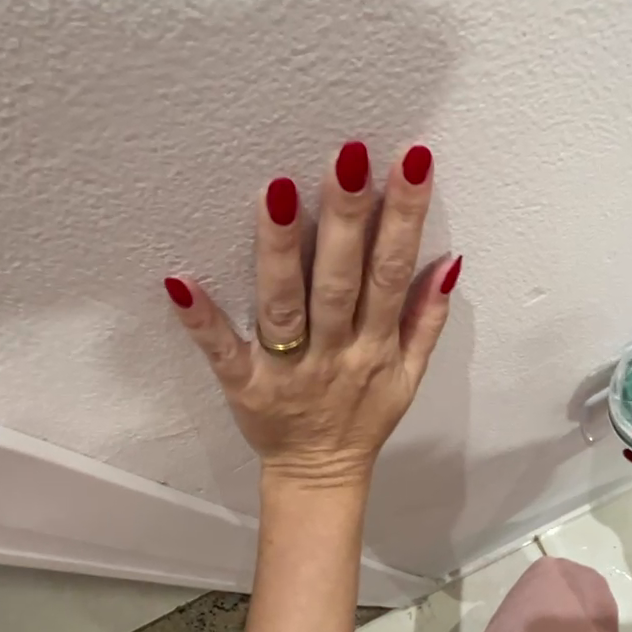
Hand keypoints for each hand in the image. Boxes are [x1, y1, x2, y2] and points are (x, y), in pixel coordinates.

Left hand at [166, 141, 458, 492]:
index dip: (403, 220)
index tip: (411, 163)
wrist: (321, 475)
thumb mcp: (412, 376)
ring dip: (279, 251)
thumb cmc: (365, 418)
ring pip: (285, 307)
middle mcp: (334, 352)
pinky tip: (181, 282)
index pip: (392, 274)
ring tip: (276, 190)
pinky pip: (222, 352)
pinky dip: (203, 321)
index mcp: (376, 345)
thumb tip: (450, 262)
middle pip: (340, 282)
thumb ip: (429, 320)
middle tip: (347, 156)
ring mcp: (287, 370)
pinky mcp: (244, 386)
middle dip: (347, 220)